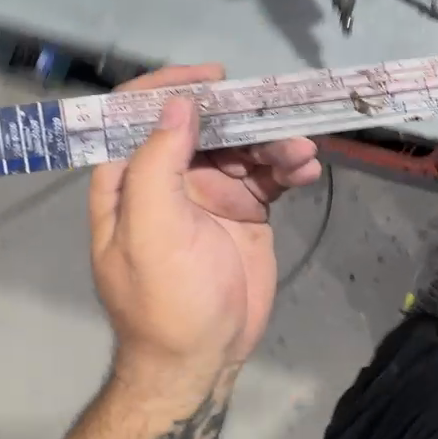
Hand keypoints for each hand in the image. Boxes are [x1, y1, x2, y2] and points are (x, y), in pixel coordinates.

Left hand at [87, 65, 323, 383]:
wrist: (204, 359)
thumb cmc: (166, 299)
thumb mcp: (151, 233)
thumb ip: (157, 165)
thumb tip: (178, 105)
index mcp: (130, 180)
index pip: (137, 116)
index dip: (169, 88)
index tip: (211, 80)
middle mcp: (169, 178)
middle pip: (204, 126)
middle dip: (240, 116)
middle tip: (276, 111)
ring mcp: (211, 193)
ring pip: (244, 147)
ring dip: (274, 144)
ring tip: (302, 153)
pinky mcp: (246, 209)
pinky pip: (269, 175)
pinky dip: (289, 168)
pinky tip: (307, 171)